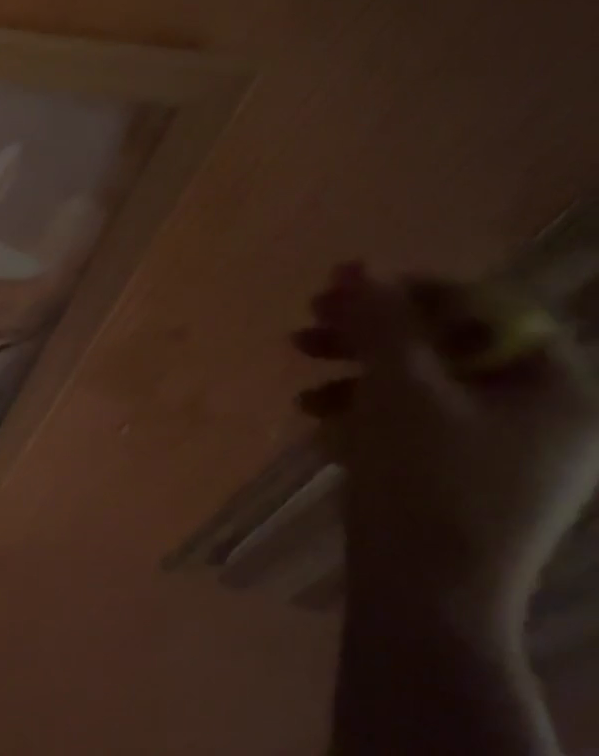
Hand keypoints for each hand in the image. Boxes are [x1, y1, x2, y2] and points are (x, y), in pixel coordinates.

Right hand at [294, 265, 598, 615]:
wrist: (427, 591)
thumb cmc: (427, 480)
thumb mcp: (399, 388)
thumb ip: (380, 321)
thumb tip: (356, 265)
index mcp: (559, 390)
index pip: (491, 308)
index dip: (414, 290)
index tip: (343, 291)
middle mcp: (549, 414)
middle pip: (453, 343)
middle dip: (374, 329)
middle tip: (308, 324)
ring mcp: (511, 449)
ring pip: (428, 380)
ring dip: (358, 364)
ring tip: (298, 365)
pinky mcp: (470, 474)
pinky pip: (420, 418)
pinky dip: (367, 405)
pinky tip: (316, 412)